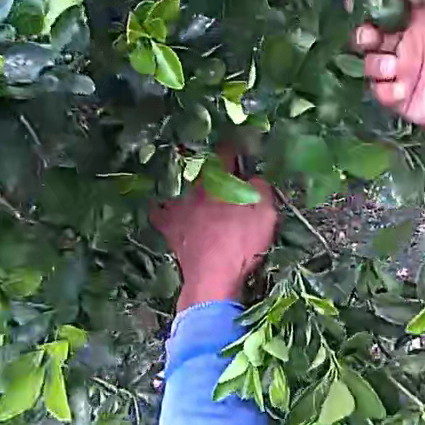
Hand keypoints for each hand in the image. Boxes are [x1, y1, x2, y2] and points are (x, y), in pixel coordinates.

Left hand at [151, 161, 277, 311]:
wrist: (213, 277)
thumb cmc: (242, 244)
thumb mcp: (266, 215)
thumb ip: (262, 190)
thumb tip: (255, 179)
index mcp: (219, 182)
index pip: (226, 152)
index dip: (235, 147)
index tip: (243, 149)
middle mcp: (194, 189)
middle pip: (202, 169)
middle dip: (213, 167)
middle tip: (225, 173)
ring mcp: (178, 208)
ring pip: (178, 186)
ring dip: (188, 184)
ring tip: (197, 189)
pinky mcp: (169, 227)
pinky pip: (159, 211)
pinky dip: (162, 207)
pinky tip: (165, 207)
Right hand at [351, 0, 424, 148]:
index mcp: (418, 19)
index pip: (384, 9)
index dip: (371, 7)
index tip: (361, 6)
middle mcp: (407, 44)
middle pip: (368, 37)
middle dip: (363, 37)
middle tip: (371, 39)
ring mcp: (403, 71)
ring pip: (370, 64)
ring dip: (376, 65)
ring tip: (395, 68)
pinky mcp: (401, 97)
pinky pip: (379, 92)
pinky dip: (387, 90)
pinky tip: (404, 90)